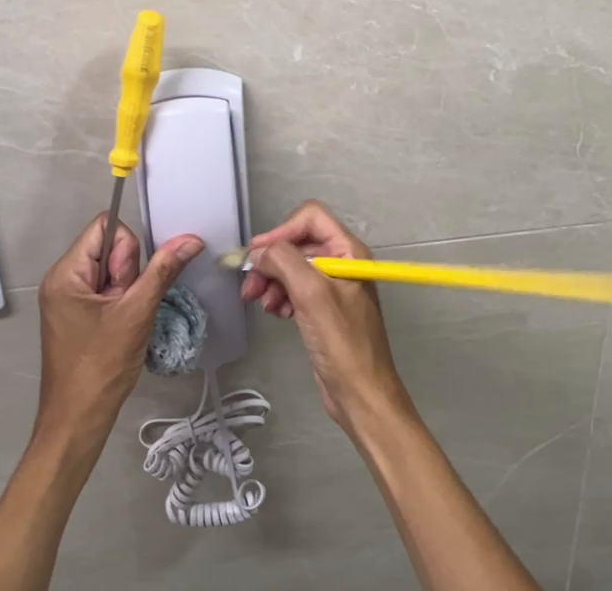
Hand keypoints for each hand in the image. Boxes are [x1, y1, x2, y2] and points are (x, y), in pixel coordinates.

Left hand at [35, 214, 203, 440]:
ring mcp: (68, 297)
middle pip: (109, 246)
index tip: (129, 283)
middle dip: (128, 272)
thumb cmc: (101, 365)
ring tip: (124, 321)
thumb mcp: (137, 313)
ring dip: (127, 290)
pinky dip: (121, 302)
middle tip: (126, 307)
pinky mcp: (76, 314)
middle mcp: (62, 278)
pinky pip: (106, 289)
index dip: (127, 248)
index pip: (105, 225)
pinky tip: (122, 326)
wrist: (78, 419)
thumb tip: (191, 239)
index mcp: (66, 272)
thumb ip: (163, 270)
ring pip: (111, 270)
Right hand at [240, 201, 411, 430]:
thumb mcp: (312, 294)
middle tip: (250, 286)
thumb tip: (259, 252)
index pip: (311, 218)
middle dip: (272, 261)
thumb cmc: (342, 342)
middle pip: (298, 244)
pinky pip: (296, 290)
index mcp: (349, 251)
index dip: (282, 231)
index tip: (259, 255)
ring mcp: (333, 288)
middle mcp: (342, 263)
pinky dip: (281, 296)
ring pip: (293, 268)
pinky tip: (276, 313)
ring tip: (262, 303)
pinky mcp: (323, 310)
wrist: (360, 393)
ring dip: (273, 281)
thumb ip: (285, 262)